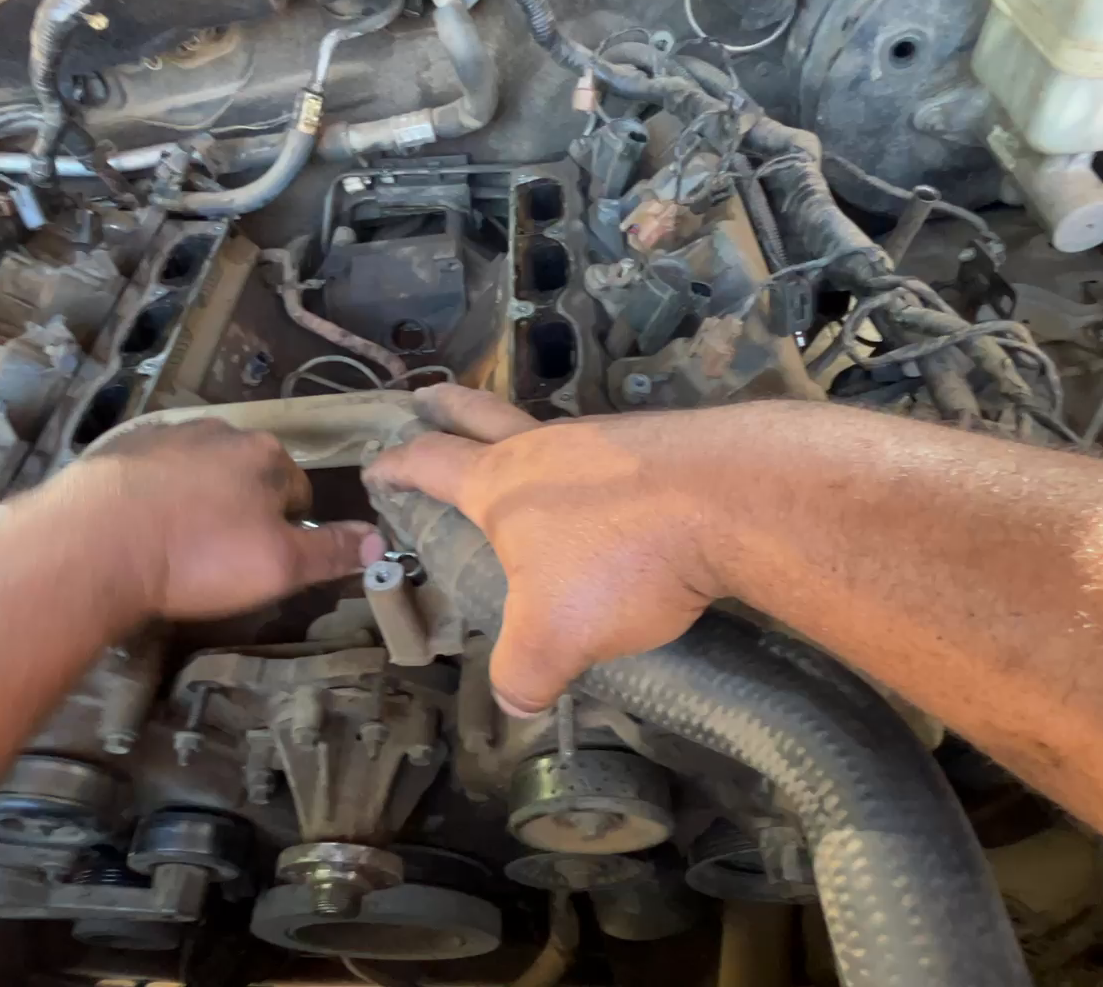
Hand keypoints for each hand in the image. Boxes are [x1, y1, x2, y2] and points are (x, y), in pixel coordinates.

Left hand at [24, 419, 384, 621]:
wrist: (91, 545)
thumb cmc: (199, 556)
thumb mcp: (280, 566)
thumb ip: (333, 550)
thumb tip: (381, 540)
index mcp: (268, 456)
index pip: (299, 493)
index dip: (287, 530)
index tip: (261, 561)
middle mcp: (224, 432)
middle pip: (251, 477)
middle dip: (244, 511)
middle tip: (218, 557)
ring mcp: (169, 434)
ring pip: (203, 470)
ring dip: (201, 499)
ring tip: (177, 545)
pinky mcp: (121, 447)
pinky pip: (155, 470)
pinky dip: (157, 493)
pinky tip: (140, 527)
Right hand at [363, 386, 735, 715]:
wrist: (728, 499)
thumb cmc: (618, 560)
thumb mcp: (554, 636)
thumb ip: (523, 673)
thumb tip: (514, 703)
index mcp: (501, 484)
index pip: (430, 463)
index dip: (396, 466)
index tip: (375, 466)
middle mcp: (546, 448)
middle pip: (480, 413)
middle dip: (446, 407)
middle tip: (425, 398)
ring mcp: (603, 439)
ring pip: (549, 431)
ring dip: (526, 440)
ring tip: (528, 465)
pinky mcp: (655, 445)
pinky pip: (608, 453)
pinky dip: (592, 468)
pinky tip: (611, 494)